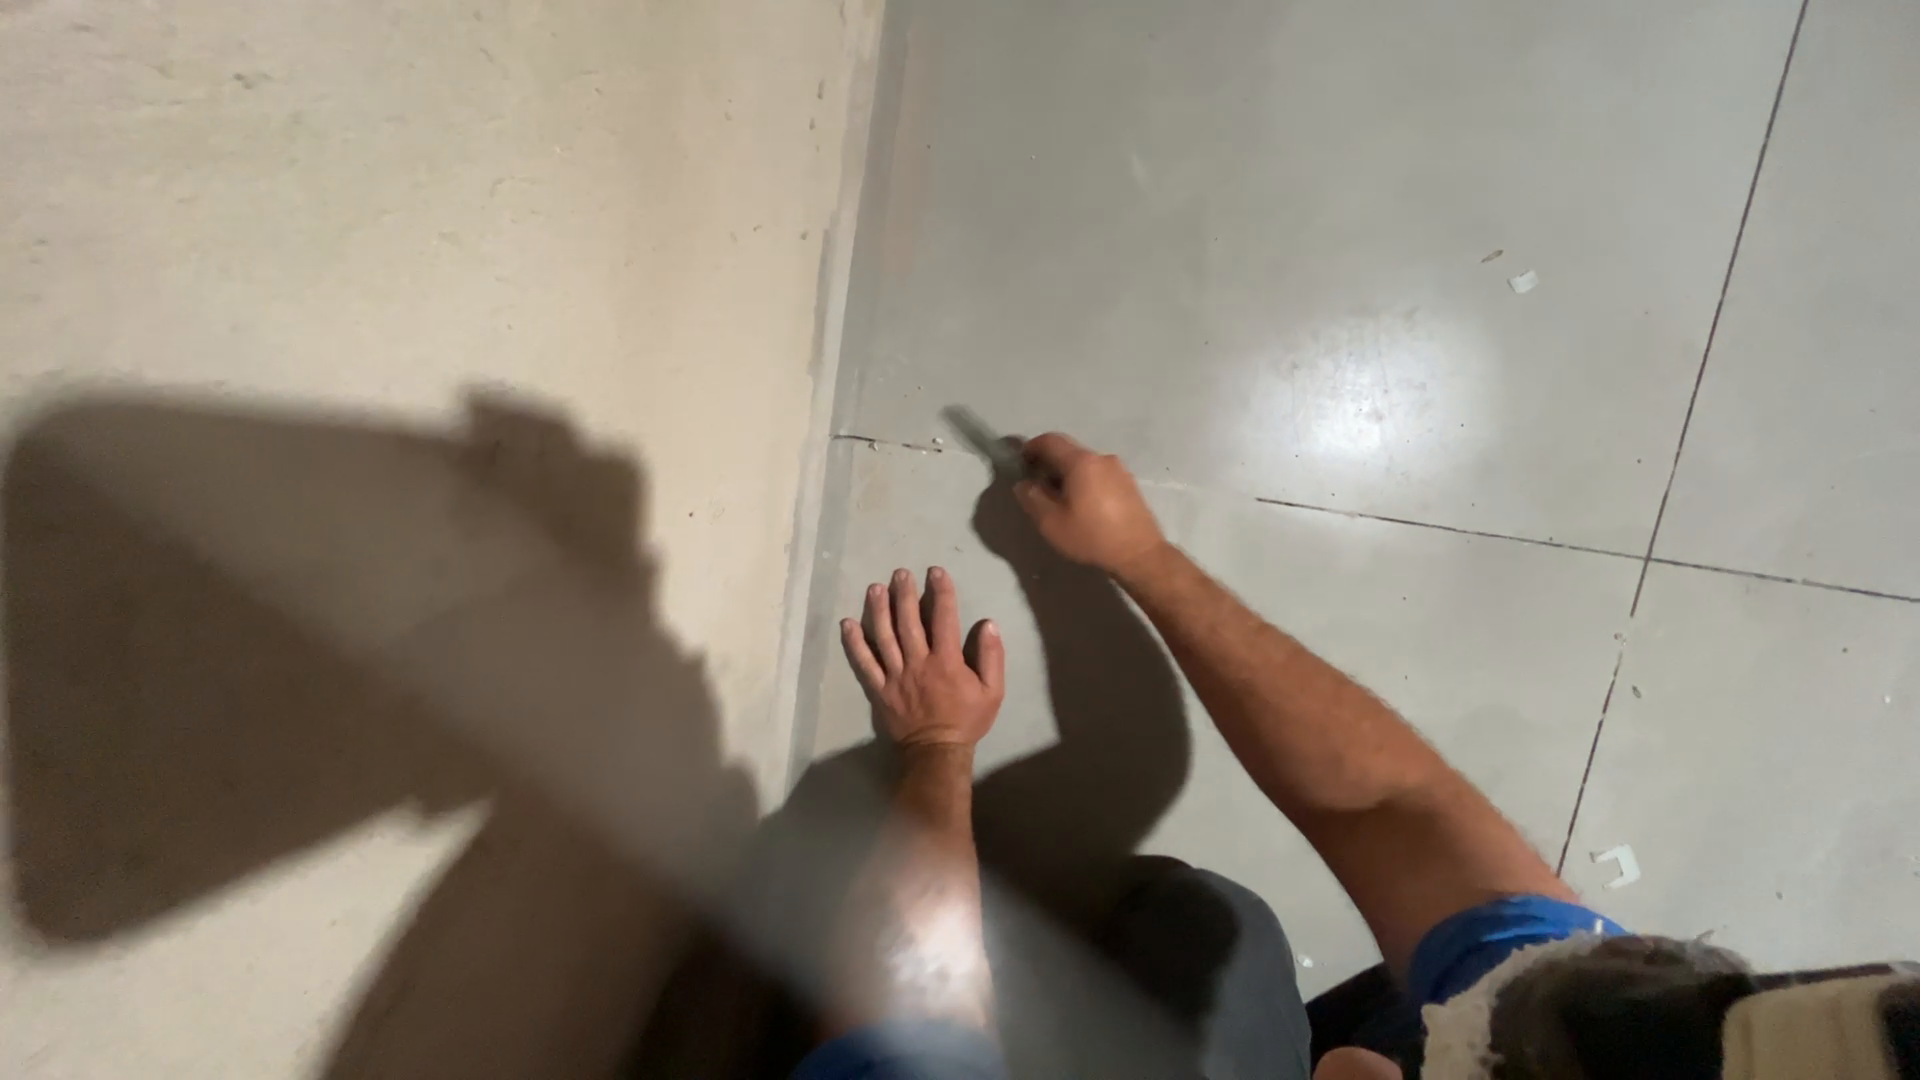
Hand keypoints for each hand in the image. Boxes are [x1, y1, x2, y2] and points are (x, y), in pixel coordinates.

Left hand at [842, 567, 1005, 749]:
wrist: (936, 752)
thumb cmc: (966, 720)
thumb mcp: (992, 691)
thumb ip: (991, 657)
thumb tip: (987, 624)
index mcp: (946, 661)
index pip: (944, 619)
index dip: (941, 593)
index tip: (936, 572)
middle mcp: (918, 663)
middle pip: (909, 622)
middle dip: (905, 594)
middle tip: (901, 573)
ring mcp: (895, 676)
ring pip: (884, 637)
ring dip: (879, 610)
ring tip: (875, 588)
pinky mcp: (878, 689)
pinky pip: (864, 663)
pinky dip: (854, 643)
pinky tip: (847, 624)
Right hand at [1014, 433, 1168, 576]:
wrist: (1139, 553)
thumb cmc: (1092, 536)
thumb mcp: (1052, 523)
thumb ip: (1032, 498)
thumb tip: (1024, 484)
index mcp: (1081, 462)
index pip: (1051, 441)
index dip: (1031, 447)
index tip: (1021, 463)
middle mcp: (1102, 458)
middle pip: (1069, 450)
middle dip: (1049, 462)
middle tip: (1037, 484)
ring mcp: (1119, 469)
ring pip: (1084, 463)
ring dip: (1067, 473)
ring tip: (1059, 497)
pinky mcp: (1128, 483)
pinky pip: (1099, 473)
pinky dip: (1084, 480)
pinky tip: (1082, 504)